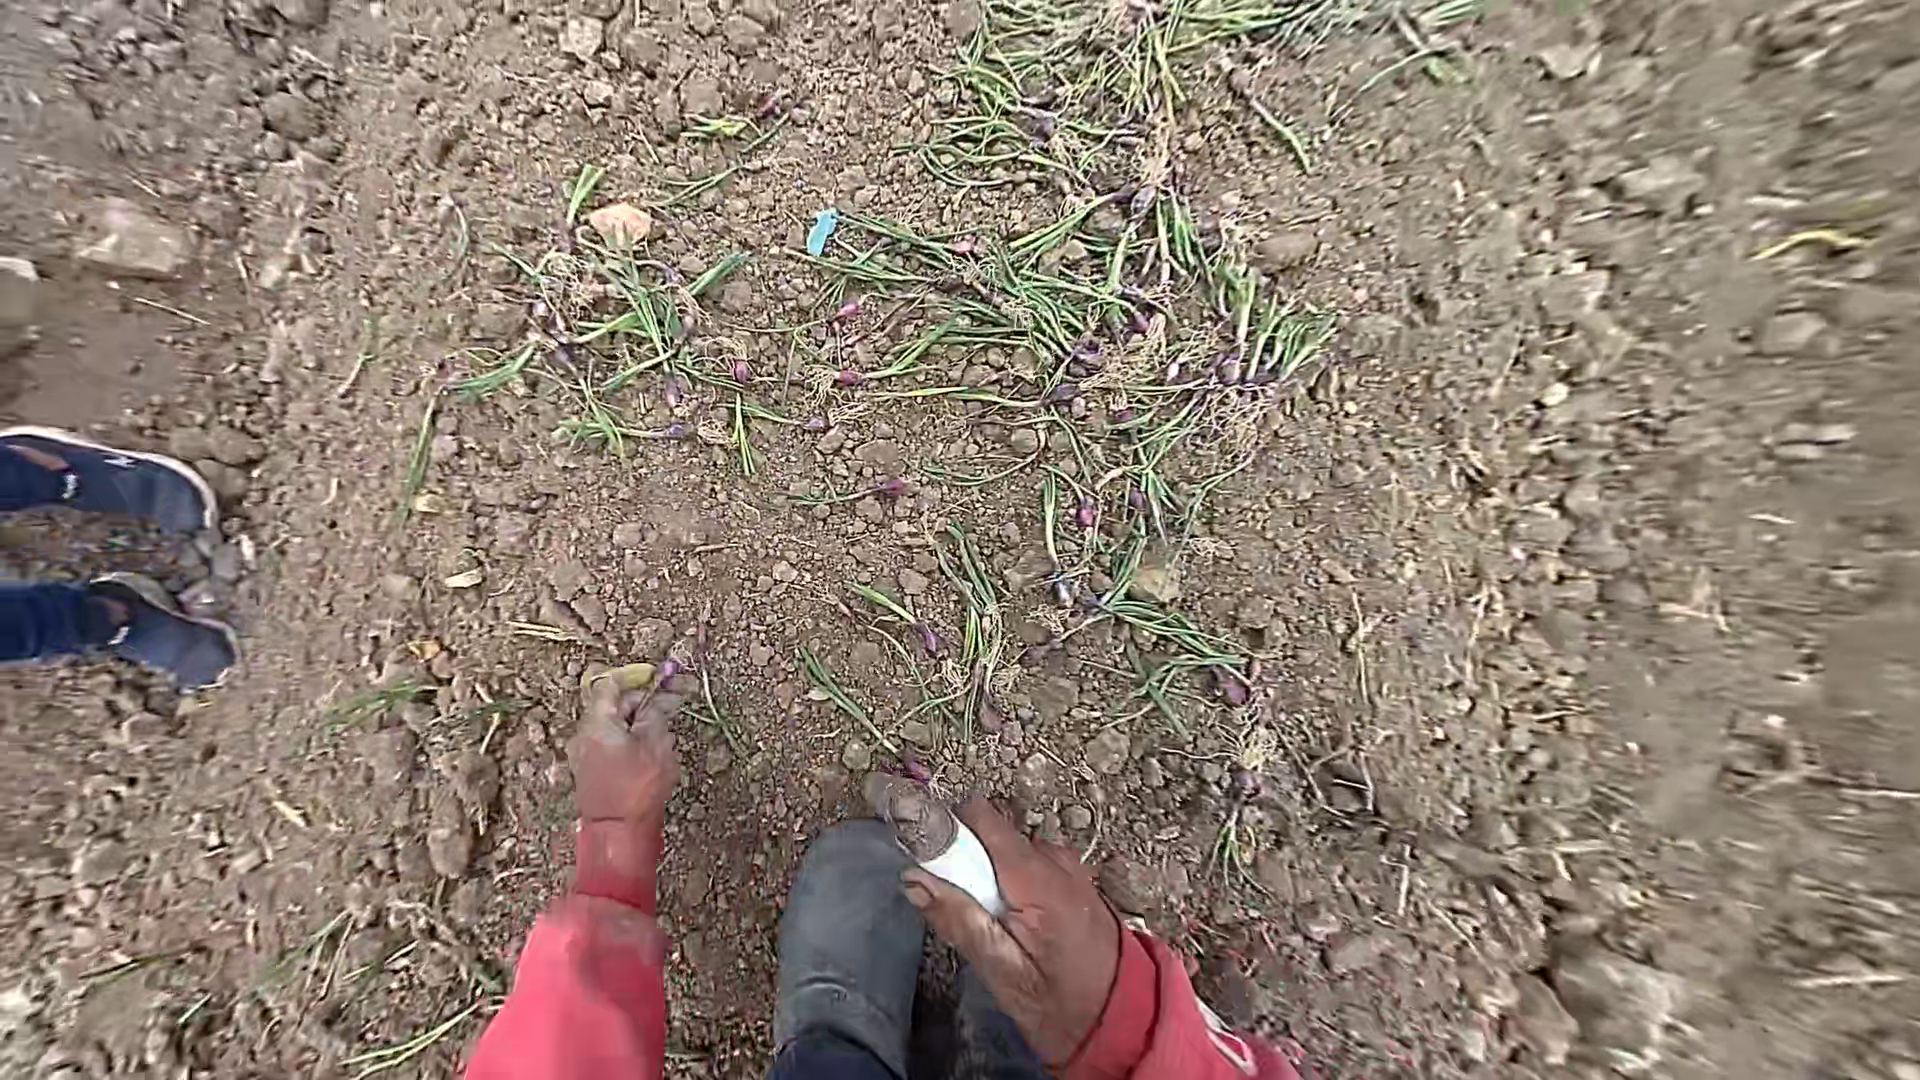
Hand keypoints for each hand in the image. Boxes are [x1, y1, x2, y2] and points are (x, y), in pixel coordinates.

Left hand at [568, 666, 688, 824]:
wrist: (619, 833)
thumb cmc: (638, 785)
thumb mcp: (655, 741)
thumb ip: (656, 712)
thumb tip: (661, 694)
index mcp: (596, 725)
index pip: (610, 686)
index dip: (636, 679)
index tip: (660, 680)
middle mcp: (584, 736)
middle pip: (614, 706)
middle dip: (644, 704)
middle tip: (673, 706)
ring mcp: (586, 756)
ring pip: (616, 726)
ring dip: (641, 723)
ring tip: (665, 734)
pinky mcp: (593, 772)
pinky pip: (614, 744)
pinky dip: (633, 740)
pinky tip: (653, 751)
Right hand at [901, 797, 1120, 1066]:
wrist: (1125, 1020)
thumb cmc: (1064, 1005)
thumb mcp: (1005, 974)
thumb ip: (960, 921)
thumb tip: (914, 880)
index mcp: (1037, 875)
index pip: (981, 815)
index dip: (948, 826)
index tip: (926, 853)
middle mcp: (1053, 855)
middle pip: (991, 831)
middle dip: (969, 860)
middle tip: (967, 907)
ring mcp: (1065, 860)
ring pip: (1007, 845)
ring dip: (990, 872)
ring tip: (996, 922)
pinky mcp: (1071, 870)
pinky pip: (1027, 858)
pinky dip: (1012, 878)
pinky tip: (1019, 918)